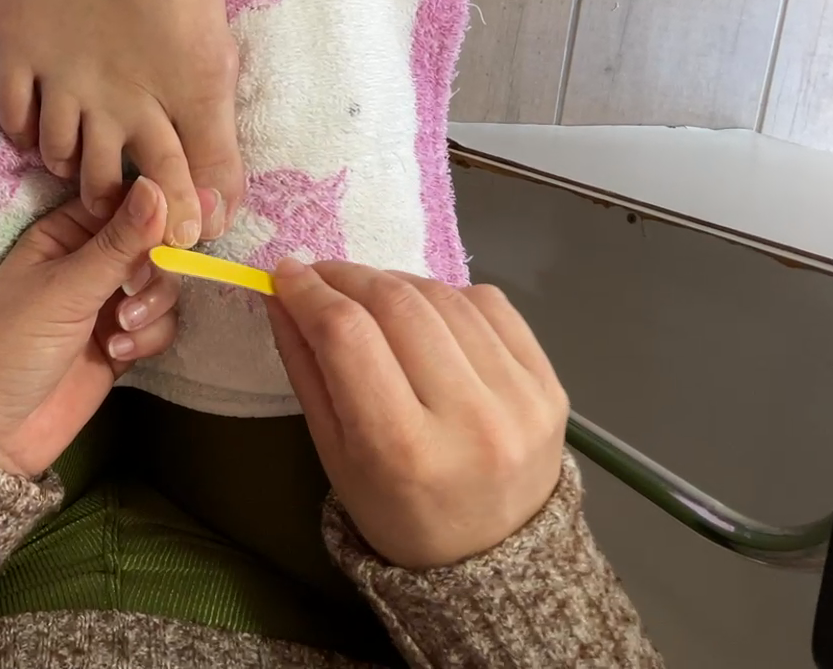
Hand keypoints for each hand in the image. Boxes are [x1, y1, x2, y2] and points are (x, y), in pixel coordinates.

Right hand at [0, 0, 243, 247]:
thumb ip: (198, 63)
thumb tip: (193, 104)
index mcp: (197, 78)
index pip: (209, 176)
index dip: (207, 211)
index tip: (203, 222)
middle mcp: (133, 92)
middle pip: (142, 190)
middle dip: (149, 218)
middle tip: (142, 224)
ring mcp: (68, 73)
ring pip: (72, 164)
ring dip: (83, 173)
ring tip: (86, 167)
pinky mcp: (16, 44)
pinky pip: (18, 123)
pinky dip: (31, 136)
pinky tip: (38, 126)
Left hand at [0, 177, 182, 476]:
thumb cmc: (12, 344)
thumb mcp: (65, 288)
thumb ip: (118, 242)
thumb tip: (158, 186)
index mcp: (64, 232)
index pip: (124, 201)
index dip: (156, 210)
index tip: (179, 227)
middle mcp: (90, 260)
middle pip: (153, 243)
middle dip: (155, 268)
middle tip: (134, 294)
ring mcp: (107, 302)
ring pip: (162, 284)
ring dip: (153, 305)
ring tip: (121, 329)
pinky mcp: (122, 341)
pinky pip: (159, 324)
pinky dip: (149, 336)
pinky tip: (118, 352)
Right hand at [265, 260, 569, 568]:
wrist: (493, 557)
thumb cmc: (392, 506)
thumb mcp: (330, 447)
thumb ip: (303, 363)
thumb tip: (282, 290)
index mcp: (401, 448)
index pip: (347, 335)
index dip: (309, 292)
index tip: (286, 273)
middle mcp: (470, 419)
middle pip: (396, 303)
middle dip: (345, 275)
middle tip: (320, 277)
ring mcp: (520, 398)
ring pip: (441, 294)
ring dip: (391, 281)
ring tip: (370, 297)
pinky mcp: (550, 382)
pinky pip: (488, 302)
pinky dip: (445, 294)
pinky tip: (426, 316)